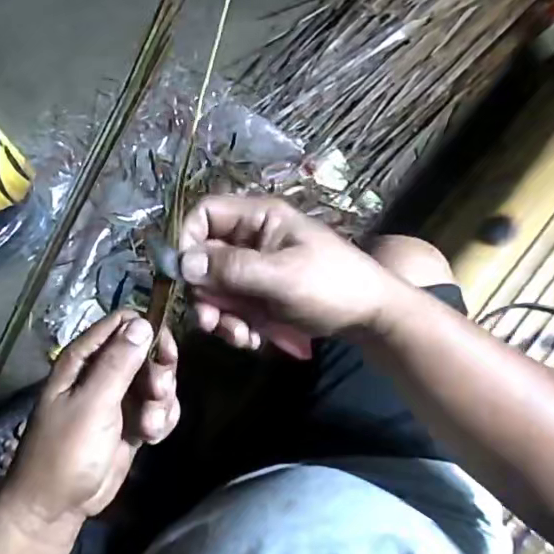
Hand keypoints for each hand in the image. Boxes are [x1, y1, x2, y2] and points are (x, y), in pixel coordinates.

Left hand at [2, 310, 179, 534]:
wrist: (57, 506)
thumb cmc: (66, 451)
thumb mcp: (92, 404)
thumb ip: (119, 363)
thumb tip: (144, 322)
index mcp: (84, 359)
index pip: (122, 324)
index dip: (147, 331)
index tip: (163, 352)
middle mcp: (102, 372)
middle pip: (147, 350)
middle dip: (159, 371)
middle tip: (157, 392)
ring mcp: (118, 398)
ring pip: (157, 380)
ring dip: (162, 402)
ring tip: (149, 426)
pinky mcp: (132, 422)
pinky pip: (159, 407)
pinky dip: (162, 419)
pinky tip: (152, 436)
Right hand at [176, 195, 399, 358]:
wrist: (370, 317)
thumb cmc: (332, 285)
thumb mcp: (283, 275)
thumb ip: (233, 268)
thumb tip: (183, 263)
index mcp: (258, 218)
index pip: (205, 213)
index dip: (187, 239)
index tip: (183, 275)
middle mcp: (250, 240)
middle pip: (203, 258)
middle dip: (206, 294)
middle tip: (211, 322)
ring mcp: (253, 269)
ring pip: (213, 289)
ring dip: (220, 316)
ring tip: (241, 337)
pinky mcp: (257, 295)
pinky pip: (231, 308)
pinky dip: (235, 326)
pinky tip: (253, 340)